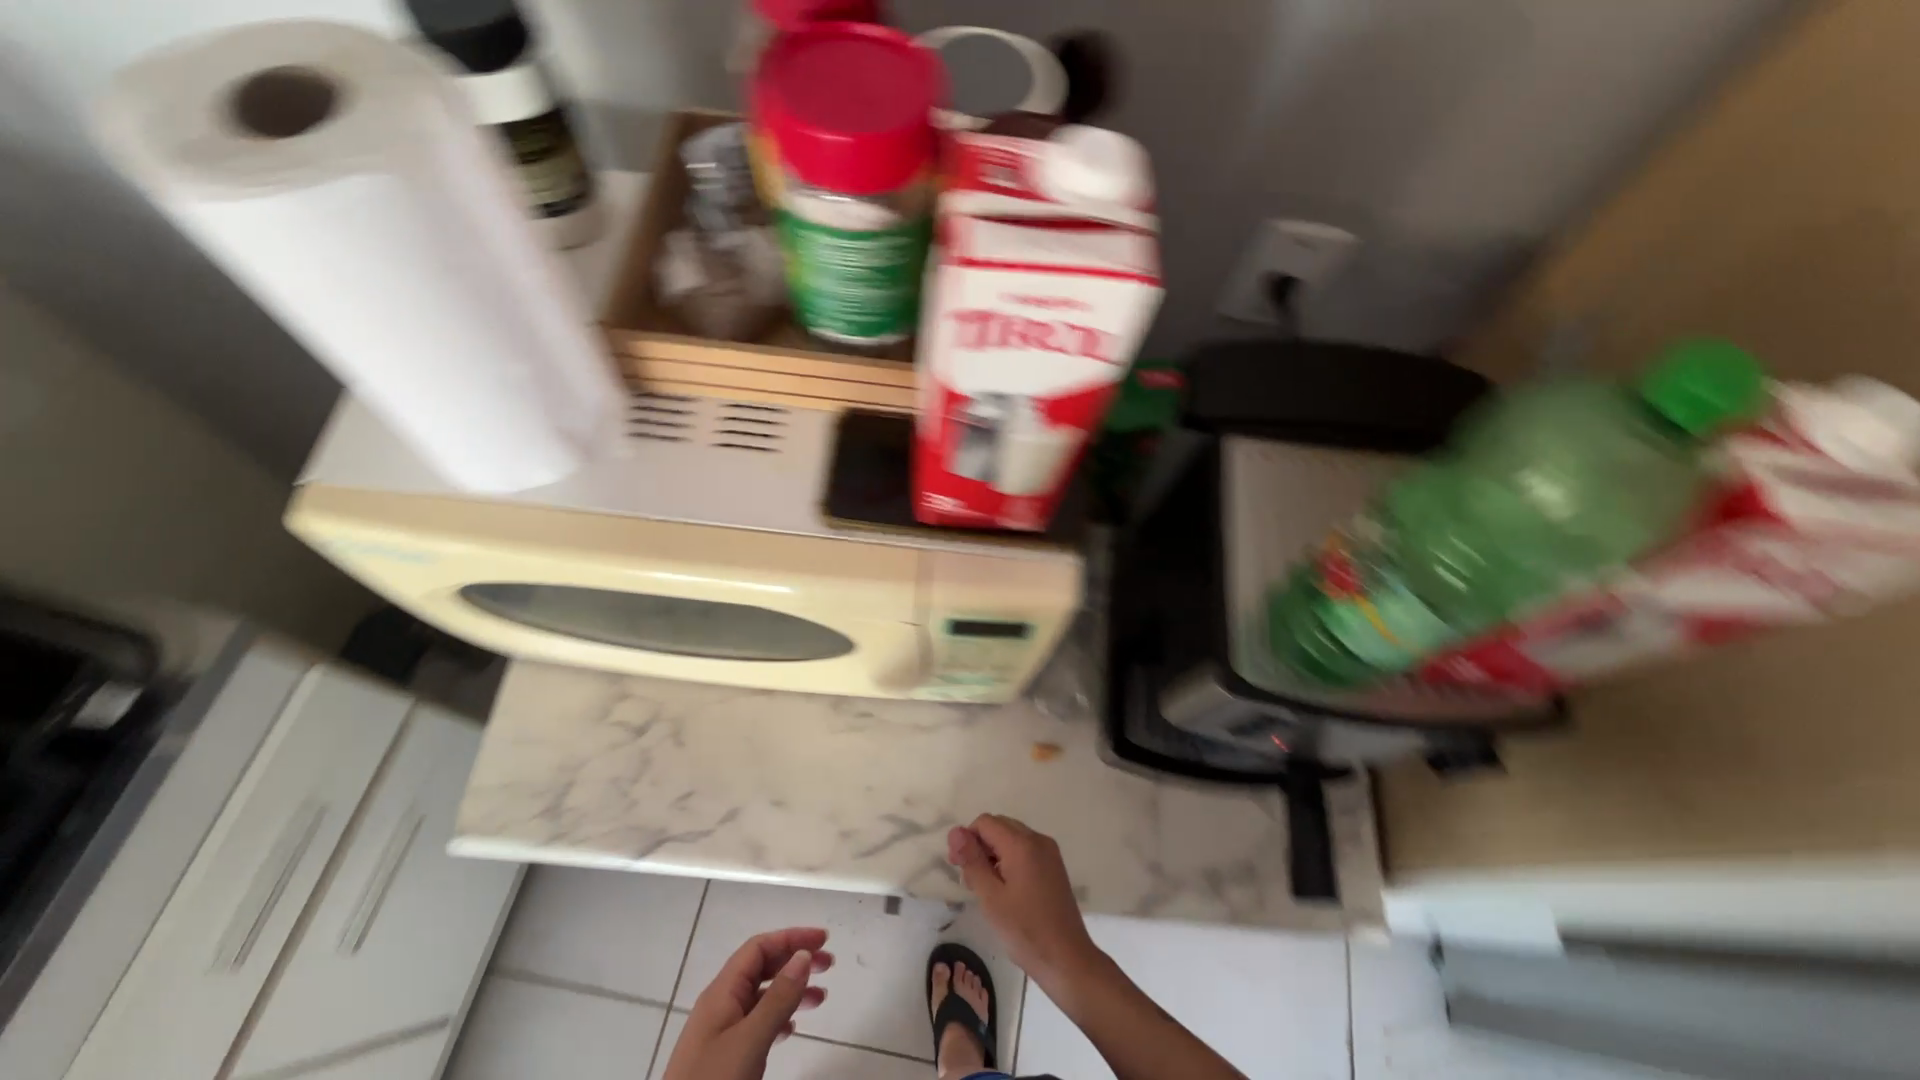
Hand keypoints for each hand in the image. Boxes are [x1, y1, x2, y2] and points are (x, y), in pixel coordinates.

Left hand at [661, 927, 832, 1079]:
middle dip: (794, 961)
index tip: (824, 940)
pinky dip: (779, 1017)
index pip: (758, 948)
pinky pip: (756, 1022)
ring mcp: (720, 1031)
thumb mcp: (750, 1039)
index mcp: (721, 992)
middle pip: (760, 968)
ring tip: (820, 999)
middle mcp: (720, 1005)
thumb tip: (803, 955)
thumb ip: (778, 998)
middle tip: (829, 965)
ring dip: (791, 990)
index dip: (791, 938)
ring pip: (761, 997)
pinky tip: (792, 1029)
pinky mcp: (724, 1056)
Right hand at [948, 814, 1103, 988]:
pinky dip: (1009, 861)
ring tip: (985, 889)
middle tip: (970, 880)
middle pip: (999, 827)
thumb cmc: (1025, 930)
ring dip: (993, 855)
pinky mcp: (1054, 866)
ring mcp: (1049, 853)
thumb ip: (972, 860)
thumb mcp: (990, 897)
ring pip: (1012, 838)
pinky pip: (1025, 851)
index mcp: (1022, 844)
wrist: (1066, 958)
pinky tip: (1005, 889)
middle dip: (979, 846)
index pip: (985, 822)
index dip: (967, 840)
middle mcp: (1038, 840)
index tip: (958, 868)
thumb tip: (955, 831)